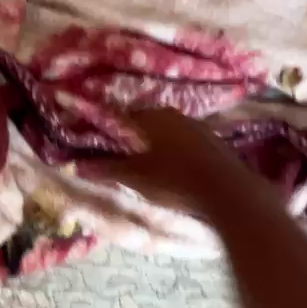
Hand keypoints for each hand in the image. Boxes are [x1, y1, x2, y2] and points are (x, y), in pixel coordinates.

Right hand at [113, 108, 264, 220]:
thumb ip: (107, 169)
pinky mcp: (214, 142)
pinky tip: (172, 165)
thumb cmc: (174, 180)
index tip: (99, 140)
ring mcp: (198, 126)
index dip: (109, 128)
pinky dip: (175, 149)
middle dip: (133, 134)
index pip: (122, 116)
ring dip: (156, 141)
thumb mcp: (135, 177)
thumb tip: (77, 165)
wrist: (229, 193)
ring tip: (145, 159)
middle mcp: (174, 115)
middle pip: (146, 121)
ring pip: (168, 130)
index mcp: (151, 118)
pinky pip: (185, 140)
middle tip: (121, 151)